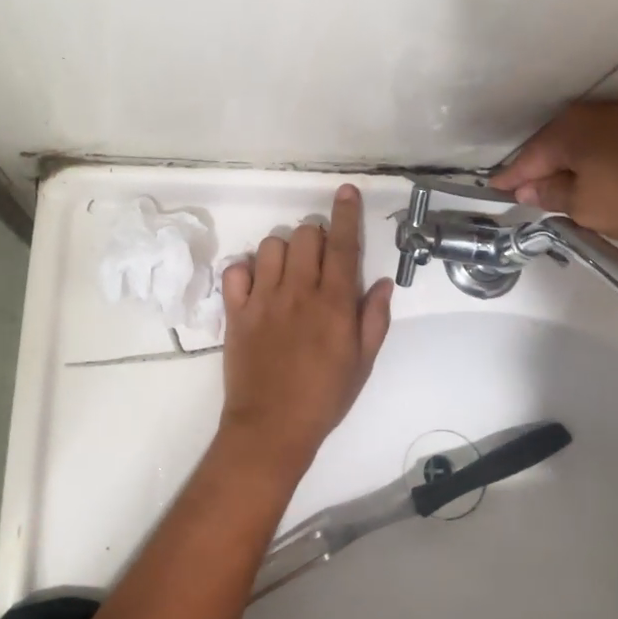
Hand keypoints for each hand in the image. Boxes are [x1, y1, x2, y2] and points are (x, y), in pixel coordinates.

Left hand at [218, 185, 392, 471]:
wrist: (271, 427)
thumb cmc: (324, 398)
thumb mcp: (362, 364)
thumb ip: (374, 319)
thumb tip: (382, 283)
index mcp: (334, 304)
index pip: (343, 245)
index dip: (346, 213)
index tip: (346, 191)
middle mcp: (298, 292)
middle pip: (305, 235)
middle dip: (316, 236)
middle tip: (319, 259)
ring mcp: (263, 299)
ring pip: (271, 245)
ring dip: (283, 250)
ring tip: (288, 273)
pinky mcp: (235, 311)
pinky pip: (237, 269)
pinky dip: (247, 269)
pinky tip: (257, 285)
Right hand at [489, 101, 617, 242]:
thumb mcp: (588, 209)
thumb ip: (552, 197)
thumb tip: (528, 189)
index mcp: (565, 133)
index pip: (524, 161)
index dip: (508, 180)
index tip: (492, 191)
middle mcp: (589, 115)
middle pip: (551, 147)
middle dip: (539, 171)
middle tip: (530, 197)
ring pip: (581, 144)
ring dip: (571, 166)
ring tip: (567, 192)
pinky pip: (607, 144)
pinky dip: (597, 161)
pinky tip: (603, 179)